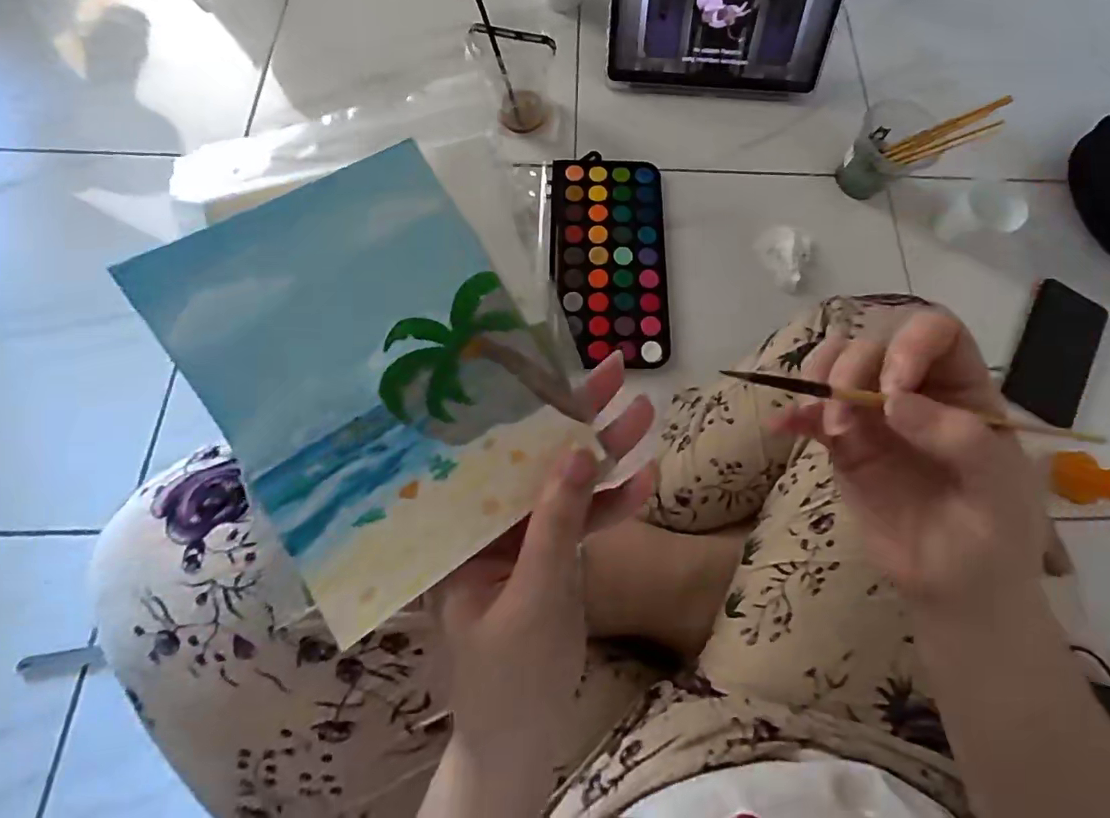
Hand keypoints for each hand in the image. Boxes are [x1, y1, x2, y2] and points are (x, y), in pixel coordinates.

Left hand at [430, 354, 655, 778]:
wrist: (522, 740)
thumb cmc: (508, 675)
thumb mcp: (533, 596)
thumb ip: (555, 523)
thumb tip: (576, 450)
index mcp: (462, 526)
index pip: (494, 452)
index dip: (530, 408)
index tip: (563, 368)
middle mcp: (490, 520)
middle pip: (537, 458)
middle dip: (579, 418)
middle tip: (619, 371)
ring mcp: (526, 535)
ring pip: (568, 483)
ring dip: (608, 453)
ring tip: (646, 412)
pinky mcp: (555, 554)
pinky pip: (586, 521)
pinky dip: (614, 503)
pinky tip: (647, 480)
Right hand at [776, 310, 1049, 619]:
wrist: (957, 589)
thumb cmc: (994, 536)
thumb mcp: (999, 489)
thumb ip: (958, 439)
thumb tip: (894, 401)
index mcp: (962, 389)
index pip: (935, 331)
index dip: (910, 343)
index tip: (895, 389)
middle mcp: (915, 389)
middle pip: (873, 342)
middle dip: (851, 367)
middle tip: (845, 418)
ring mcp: (874, 415)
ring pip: (836, 365)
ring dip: (819, 381)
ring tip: (819, 422)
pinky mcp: (844, 444)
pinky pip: (812, 414)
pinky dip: (793, 413)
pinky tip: (781, 426)